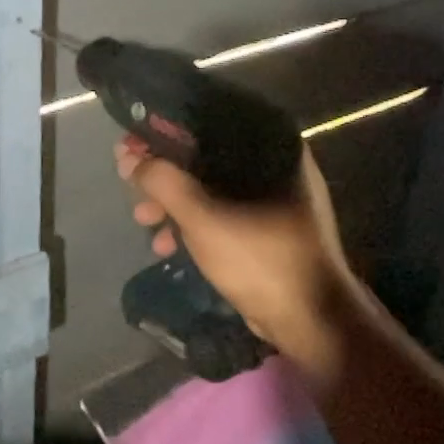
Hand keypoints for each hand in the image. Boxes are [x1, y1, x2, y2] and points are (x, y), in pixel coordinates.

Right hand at [114, 136, 360, 360]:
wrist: (313, 323)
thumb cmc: (260, 258)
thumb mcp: (202, 218)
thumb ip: (162, 183)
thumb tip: (130, 159)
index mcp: (272, 149)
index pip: (207, 121)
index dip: (163, 128)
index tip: (131, 143)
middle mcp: (276, 165)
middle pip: (204, 155)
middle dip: (163, 174)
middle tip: (131, 184)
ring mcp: (273, 199)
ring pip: (209, 187)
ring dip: (172, 202)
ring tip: (143, 221)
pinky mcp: (266, 228)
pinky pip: (220, 212)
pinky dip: (192, 223)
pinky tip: (166, 245)